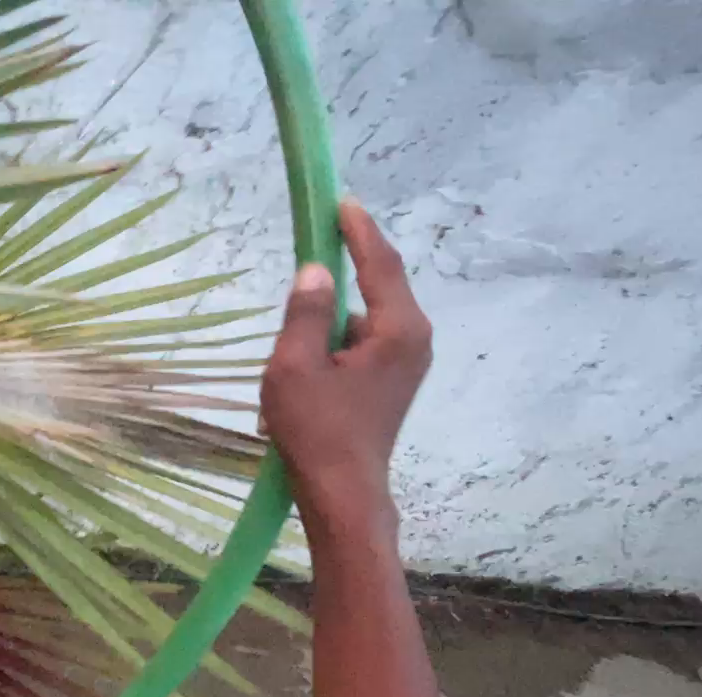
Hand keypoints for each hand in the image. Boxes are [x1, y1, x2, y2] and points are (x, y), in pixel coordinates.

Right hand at [261, 198, 432, 538]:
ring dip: (322, 335)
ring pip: (359, 329)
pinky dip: (328, 356)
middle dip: (331, 295)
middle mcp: (414, 340)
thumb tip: (313, 273)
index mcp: (399, 329)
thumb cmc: (315, 429)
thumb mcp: (294, 367)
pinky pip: (358, 352)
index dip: (358, 232)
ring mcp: (405, 366)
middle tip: (297, 298)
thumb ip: (305, 315)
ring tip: (287, 372)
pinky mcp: (390, 387)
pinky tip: (299, 385)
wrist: (340, 490)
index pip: (380, 265)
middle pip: (370, 297)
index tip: (342, 201)